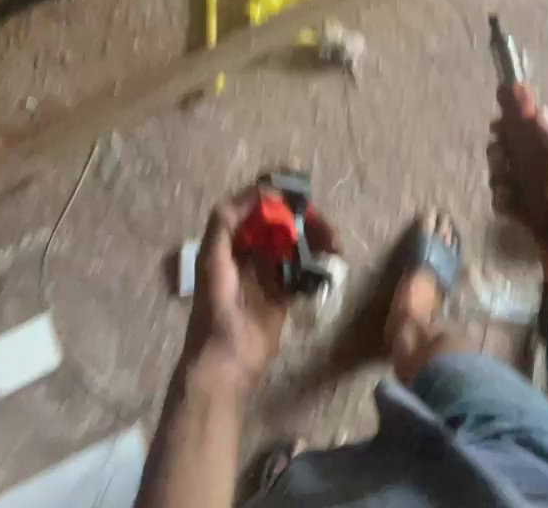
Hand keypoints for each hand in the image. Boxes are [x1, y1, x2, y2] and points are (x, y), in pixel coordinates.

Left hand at [180, 186, 337, 396]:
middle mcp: (251, 249)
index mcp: (232, 238)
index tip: (301, 186)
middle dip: (305, 218)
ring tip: (335, 245)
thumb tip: (260, 191)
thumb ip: (226, 222)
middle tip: (325, 225)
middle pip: (282, 221)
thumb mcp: (212, 259)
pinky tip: (331, 262)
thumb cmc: (214, 307)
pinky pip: (304, 269)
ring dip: (317, 238)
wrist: (226, 361)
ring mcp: (269, 270)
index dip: (277, 191)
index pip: (257, 205)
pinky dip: (319, 262)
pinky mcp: (284, 292)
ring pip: (297, 242)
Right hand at [487, 92, 547, 309]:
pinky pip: (508, 200)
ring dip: (500, 176)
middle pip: (520, 147)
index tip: (500, 104)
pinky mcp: (532, 221)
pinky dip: (503, 201)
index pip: (544, 126)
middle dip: (504, 147)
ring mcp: (544, 199)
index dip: (522, 113)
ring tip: (505, 190)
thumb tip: (539, 109)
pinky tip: (508, 212)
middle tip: (499, 156)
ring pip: (509, 173)